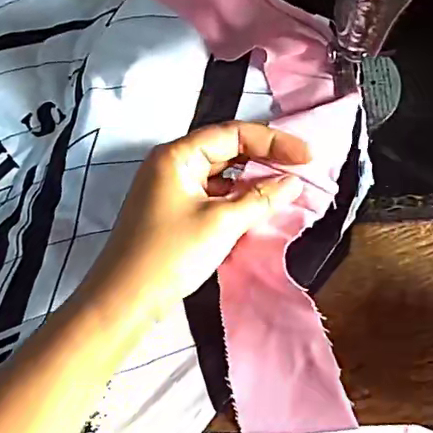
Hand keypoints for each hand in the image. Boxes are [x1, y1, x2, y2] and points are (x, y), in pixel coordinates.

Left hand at [82, 122, 309, 318]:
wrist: (124, 299)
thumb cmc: (170, 254)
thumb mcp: (222, 223)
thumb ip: (260, 198)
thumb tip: (292, 181)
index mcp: (177, 155)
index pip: (233, 133)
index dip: (274, 142)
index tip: (308, 158)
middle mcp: (171, 165)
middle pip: (226, 150)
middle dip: (264, 160)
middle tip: (302, 172)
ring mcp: (169, 189)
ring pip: (220, 175)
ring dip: (251, 182)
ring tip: (286, 191)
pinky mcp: (172, 213)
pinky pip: (211, 196)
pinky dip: (235, 201)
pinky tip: (258, 211)